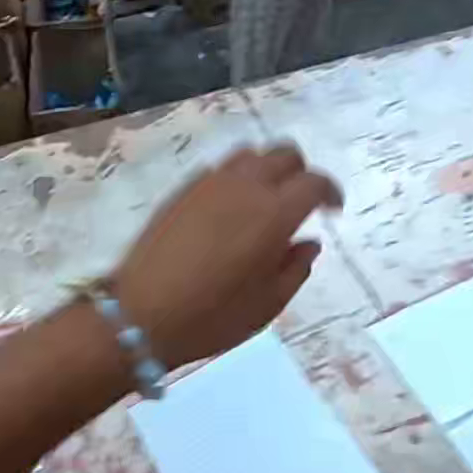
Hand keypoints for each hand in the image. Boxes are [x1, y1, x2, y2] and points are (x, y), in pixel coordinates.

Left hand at [111, 144, 341, 368]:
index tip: (332, 210)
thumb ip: (295, 268)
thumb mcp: (267, 305)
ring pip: (247, 155)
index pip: (313, 182)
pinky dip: (233, 179)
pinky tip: (228, 209)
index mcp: (273, 213)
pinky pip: (216, 170)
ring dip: (265, 169)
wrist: (140, 315)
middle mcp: (242, 187)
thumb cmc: (211, 318)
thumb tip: (308, 243)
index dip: (330, 192)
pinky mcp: (179, 192)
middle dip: (300, 173)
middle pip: (282, 154)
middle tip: (301, 201)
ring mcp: (206, 185)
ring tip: (264, 200)